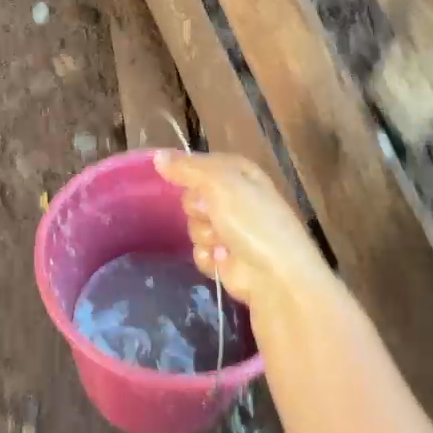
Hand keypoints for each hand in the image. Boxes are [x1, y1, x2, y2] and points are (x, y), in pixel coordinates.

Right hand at [154, 150, 328, 309]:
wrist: (274, 276)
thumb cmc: (252, 221)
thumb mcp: (220, 183)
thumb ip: (187, 167)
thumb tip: (158, 155)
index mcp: (241, 174)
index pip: (202, 164)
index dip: (188, 171)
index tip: (176, 177)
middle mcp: (236, 199)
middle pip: (192, 195)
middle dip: (197, 207)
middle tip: (211, 213)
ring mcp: (231, 230)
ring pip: (193, 224)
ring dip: (203, 234)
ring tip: (223, 244)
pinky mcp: (224, 258)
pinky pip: (199, 250)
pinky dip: (208, 256)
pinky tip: (222, 260)